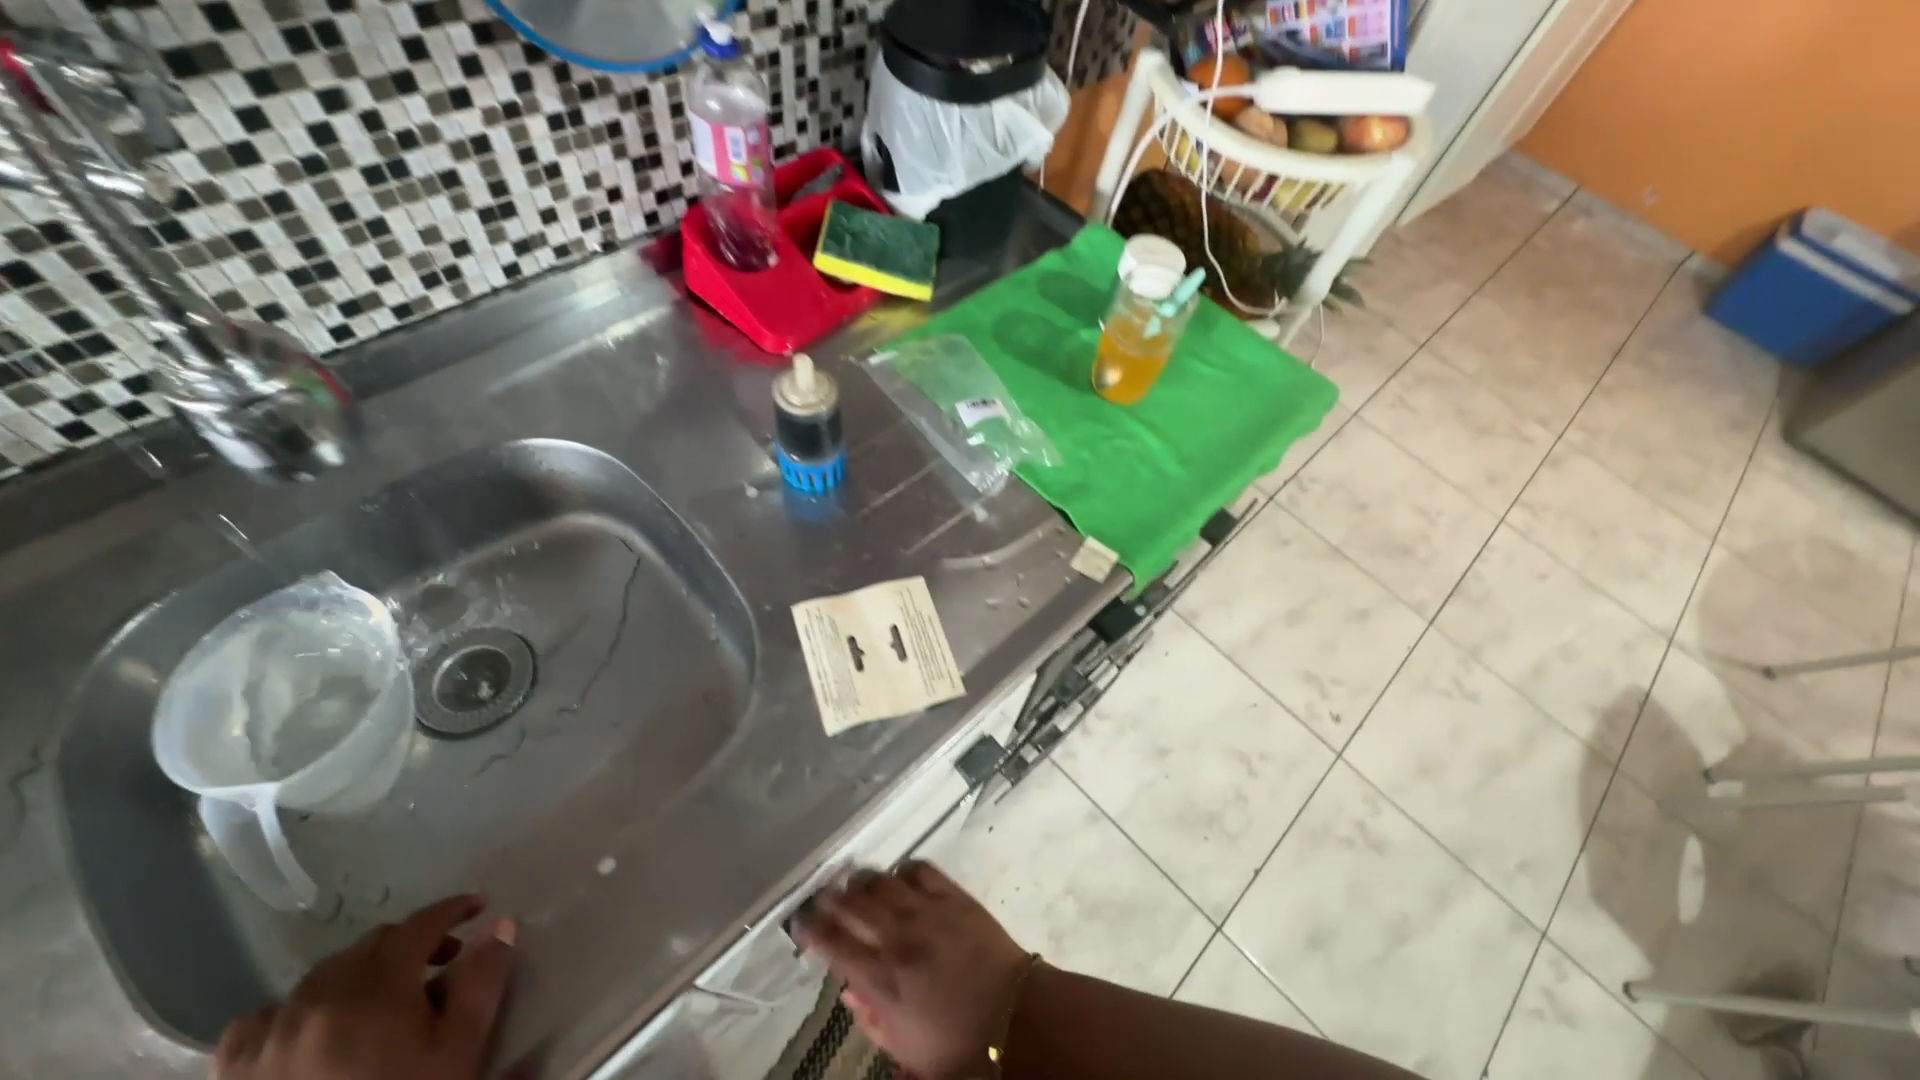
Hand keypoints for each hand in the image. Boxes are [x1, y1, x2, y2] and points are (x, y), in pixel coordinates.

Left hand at [214, 894, 517, 1079]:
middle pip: (374, 944)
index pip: (420, 926)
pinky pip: (263, 1015)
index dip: (452, 910)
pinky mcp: (234, 1064)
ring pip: (324, 974)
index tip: (478, 906)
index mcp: (378, 987)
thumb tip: (500, 924)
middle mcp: (319, 995)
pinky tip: (311, 1032)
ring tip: (381, 1003)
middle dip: (412, 945)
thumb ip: (481, 982)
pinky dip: (295, 1011)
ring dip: (360, 974)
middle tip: (441, 965)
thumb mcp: (459, 1050)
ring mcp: (271, 1029)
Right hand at [793, 861, 1032, 1079]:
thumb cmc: (959, 1044)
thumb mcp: (906, 1048)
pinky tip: (898, 876)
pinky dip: (903, 870)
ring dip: (862, 879)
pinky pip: (921, 870)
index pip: (832, 943)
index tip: (799, 921)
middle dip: (830, 896)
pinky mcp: (955, 897)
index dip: (810, 928)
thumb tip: (848, 990)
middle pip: (851, 903)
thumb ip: (872, 1019)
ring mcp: (928, 912)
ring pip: (881, 880)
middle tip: (822, 894)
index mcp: (882, 980)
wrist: (1017, 1018)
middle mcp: (898, 939)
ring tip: (852, 880)